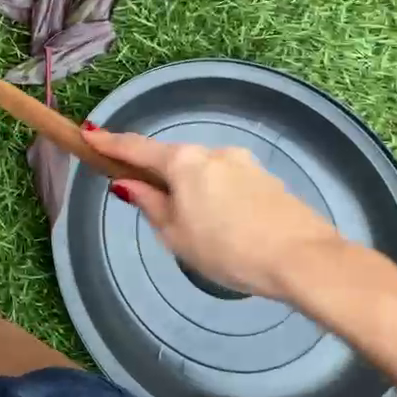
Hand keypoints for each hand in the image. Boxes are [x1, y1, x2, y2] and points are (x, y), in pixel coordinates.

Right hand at [80, 125, 344, 300]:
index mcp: (181, 161)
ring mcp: (243, 164)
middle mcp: (210, 152)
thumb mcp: (176, 235)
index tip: (88, 133)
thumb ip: (148, 204)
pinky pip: (230, 184)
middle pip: (172, 160)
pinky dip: (220, 200)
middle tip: (158, 207)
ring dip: (194, 191)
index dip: (108, 143)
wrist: (309, 262)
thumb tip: (128, 183)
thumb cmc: (230, 250)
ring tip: (203, 231)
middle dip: (161, 177)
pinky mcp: (268, 181)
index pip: (135, 148)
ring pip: (203, 173)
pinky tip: (231, 230)